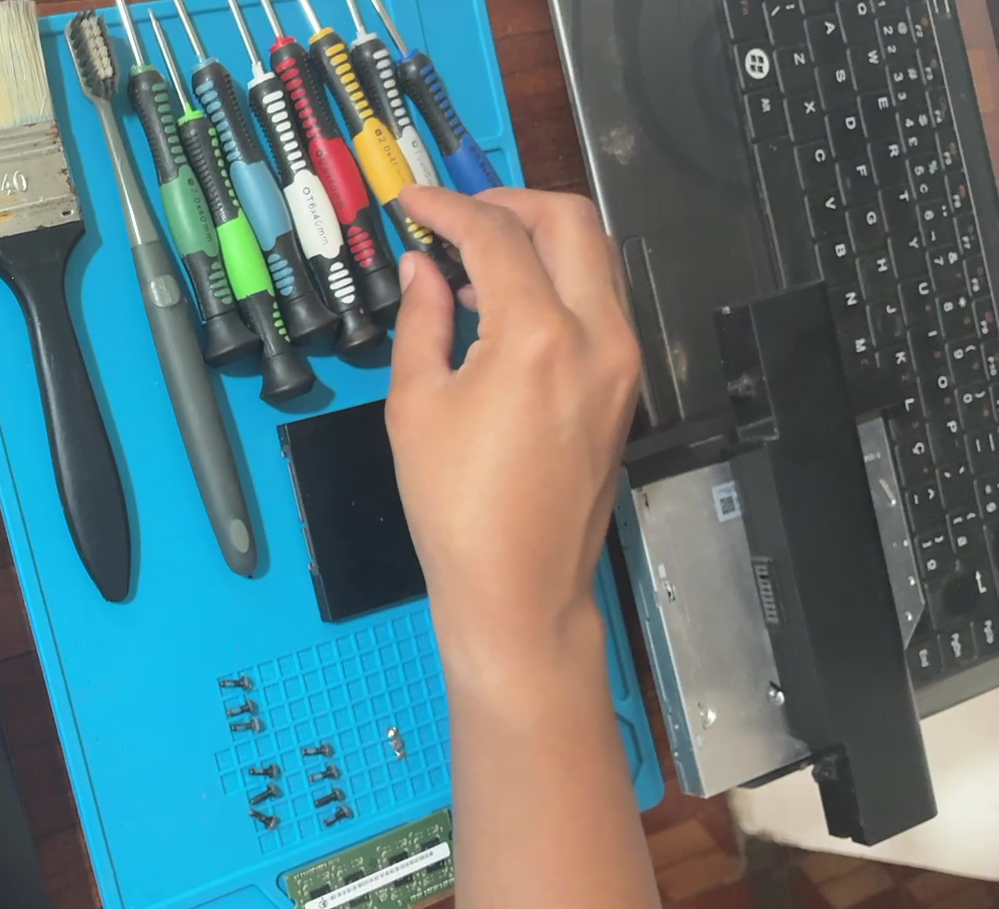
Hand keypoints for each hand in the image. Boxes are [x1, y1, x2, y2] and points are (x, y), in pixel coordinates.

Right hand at [387, 186, 640, 663]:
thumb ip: (421, 323)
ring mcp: (621, 358)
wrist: (514, 581)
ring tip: (471, 261)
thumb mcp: (415, 405)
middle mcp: (597, 332)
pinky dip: (552, 282)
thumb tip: (419, 270)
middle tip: (453, 215)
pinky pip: (595, 302)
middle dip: (508, 201)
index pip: (496, 238)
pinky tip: (504, 308)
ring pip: (593, 257)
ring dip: (535, 239)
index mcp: (536, 334)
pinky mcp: (622, 385)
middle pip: (571, 221)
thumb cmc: (449, 502)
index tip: (412, 201)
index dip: (448, 208)